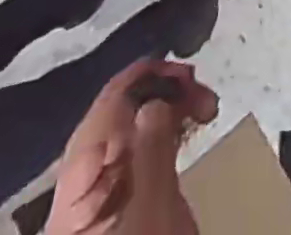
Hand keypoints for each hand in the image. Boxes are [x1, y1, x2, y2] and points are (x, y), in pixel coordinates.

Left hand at [46, 59, 218, 234]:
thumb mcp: (148, 213)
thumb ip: (149, 154)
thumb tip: (155, 100)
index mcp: (87, 160)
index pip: (115, 95)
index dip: (153, 76)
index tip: (192, 78)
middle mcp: (85, 165)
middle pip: (120, 106)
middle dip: (163, 91)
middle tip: (205, 98)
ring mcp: (94, 187)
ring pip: (126, 127)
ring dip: (163, 109)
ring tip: (200, 110)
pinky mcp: (107, 207)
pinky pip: (130, 153)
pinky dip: (156, 136)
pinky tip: (178, 138)